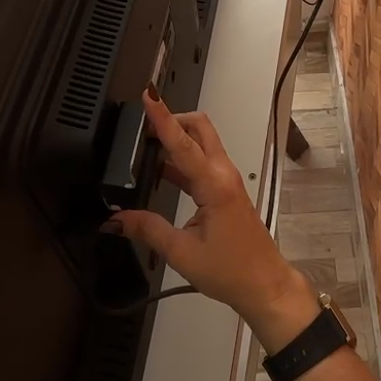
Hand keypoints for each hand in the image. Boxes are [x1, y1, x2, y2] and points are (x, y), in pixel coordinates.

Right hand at [105, 87, 319, 352]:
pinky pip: (202, 162)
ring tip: (147, 143)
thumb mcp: (182, 253)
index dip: (163, 117)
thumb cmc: (231, 271)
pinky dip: (182, 159)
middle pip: (199, 127)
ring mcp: (226, 179)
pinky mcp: (225, 189)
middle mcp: (223, 174)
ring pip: (202, 143)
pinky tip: (161, 171)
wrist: (264, 285)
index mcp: (214, 185)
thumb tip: (116, 220)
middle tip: (145, 120)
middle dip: (173, 118)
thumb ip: (147, 230)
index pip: (183, 143)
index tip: (149, 95)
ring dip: (177, 137)